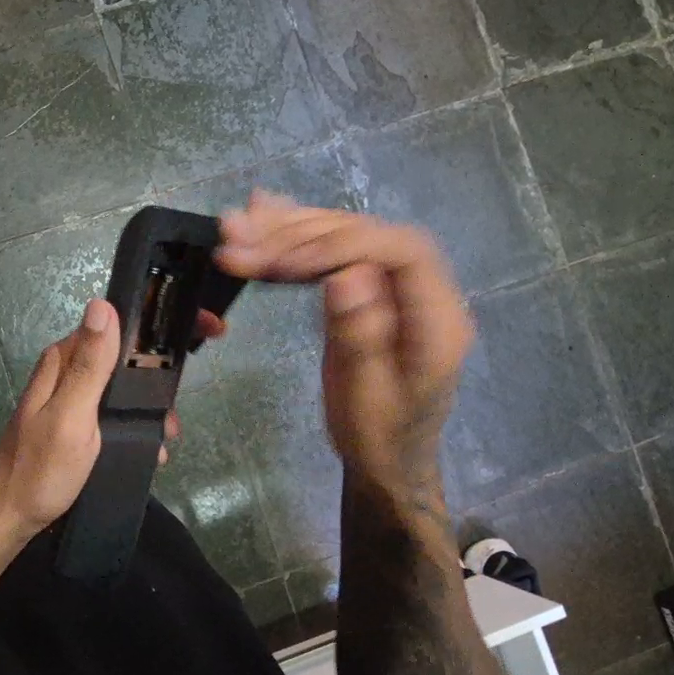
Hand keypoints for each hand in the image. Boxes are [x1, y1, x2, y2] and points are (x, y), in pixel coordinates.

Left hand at [0, 302, 227, 538]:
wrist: (11, 517)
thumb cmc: (42, 469)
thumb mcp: (71, 415)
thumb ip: (90, 364)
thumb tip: (102, 305)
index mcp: (63, 358)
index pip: (116, 322)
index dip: (157, 322)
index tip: (206, 329)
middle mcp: (67, 369)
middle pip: (124, 354)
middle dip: (159, 376)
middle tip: (175, 418)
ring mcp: (71, 395)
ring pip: (123, 386)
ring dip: (149, 408)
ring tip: (166, 438)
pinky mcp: (76, 420)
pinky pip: (114, 411)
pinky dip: (135, 424)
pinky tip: (150, 447)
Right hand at [214, 191, 472, 487]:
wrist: (389, 460)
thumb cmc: (379, 438)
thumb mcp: (368, 399)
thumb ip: (360, 337)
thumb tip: (344, 276)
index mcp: (436, 318)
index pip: (399, 252)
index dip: (340, 245)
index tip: (282, 260)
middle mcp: (421, 289)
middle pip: (365, 235)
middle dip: (300, 233)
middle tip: (241, 237)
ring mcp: (392, 286)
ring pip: (344, 237)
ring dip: (288, 229)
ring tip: (237, 225)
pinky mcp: (367, 287)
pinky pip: (334, 251)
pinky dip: (296, 235)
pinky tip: (264, 214)